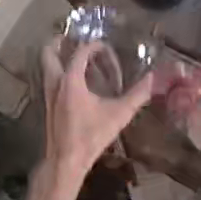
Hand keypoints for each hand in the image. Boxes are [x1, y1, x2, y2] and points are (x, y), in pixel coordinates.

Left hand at [38, 41, 156, 179]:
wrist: (65, 161)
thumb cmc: (91, 136)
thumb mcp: (118, 114)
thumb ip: (137, 95)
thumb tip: (154, 79)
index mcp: (71, 80)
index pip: (80, 53)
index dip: (93, 46)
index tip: (104, 46)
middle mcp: (56, 83)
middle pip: (48, 54)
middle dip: (58, 43)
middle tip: (69, 38)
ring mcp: (48, 95)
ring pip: (46, 68)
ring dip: (55, 58)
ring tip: (69, 55)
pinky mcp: (47, 107)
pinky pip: (49, 81)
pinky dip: (57, 74)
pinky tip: (71, 83)